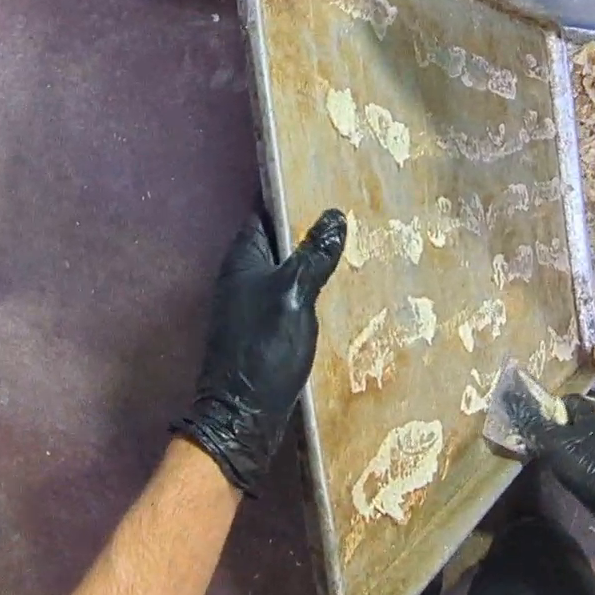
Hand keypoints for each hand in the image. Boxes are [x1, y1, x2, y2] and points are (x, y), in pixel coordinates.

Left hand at [175, 209, 345, 493]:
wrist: (243, 415)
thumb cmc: (264, 347)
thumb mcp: (295, 295)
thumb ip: (313, 255)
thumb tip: (334, 216)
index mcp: (242, 258)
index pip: (263, 211)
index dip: (289, 194)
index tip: (323, 179)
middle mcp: (241, 275)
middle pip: (276, 239)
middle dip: (307, 227)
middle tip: (350, 212)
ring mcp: (250, 303)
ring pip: (284, 268)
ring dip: (311, 259)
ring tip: (352, 245)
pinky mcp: (263, 327)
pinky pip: (289, 294)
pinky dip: (310, 287)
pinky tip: (338, 288)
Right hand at [509, 393, 594, 551]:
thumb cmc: (586, 466)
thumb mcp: (554, 446)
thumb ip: (537, 426)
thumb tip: (517, 405)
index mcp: (592, 416)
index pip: (572, 400)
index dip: (556, 406)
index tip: (544, 419)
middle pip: (586, 419)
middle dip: (570, 427)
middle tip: (555, 441)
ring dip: (586, 444)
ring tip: (572, 459)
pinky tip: (591, 473)